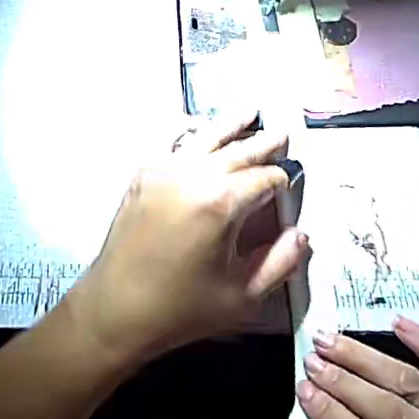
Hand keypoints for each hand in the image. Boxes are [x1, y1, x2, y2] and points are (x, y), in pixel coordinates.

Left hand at [57, 113, 309, 366]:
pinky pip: (173, 142)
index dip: (281, 180)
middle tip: (282, 132)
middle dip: (262, 142)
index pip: (263, 179)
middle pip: (236, 150)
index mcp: (220, 202)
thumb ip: (280, 262)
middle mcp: (191, 174)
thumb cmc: (182, 307)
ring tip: (249, 111)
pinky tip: (200, 129)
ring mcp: (163, 169)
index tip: (291, 180)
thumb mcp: (243, 295)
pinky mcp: (143, 174)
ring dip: (229, 125)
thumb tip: (301, 234)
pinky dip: (191, 132)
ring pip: (204, 137)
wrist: (117, 305)